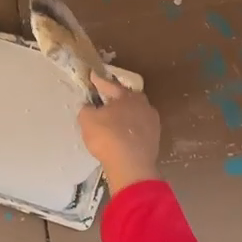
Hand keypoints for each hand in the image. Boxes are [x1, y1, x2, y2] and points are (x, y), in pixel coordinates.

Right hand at [78, 73, 160, 191]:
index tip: (93, 76)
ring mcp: (152, 123)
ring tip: (113, 122)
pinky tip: (121, 138)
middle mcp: (144, 106)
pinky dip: (129, 132)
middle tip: (105, 101)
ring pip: (134, 115)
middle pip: (127, 100)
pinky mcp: (154, 141)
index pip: (110, 86)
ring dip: (124, 117)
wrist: (131, 165)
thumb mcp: (87, 120)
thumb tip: (89, 107)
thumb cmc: (108, 137)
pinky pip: (138, 131)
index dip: (99, 82)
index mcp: (128, 96)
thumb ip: (87, 109)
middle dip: (116, 100)